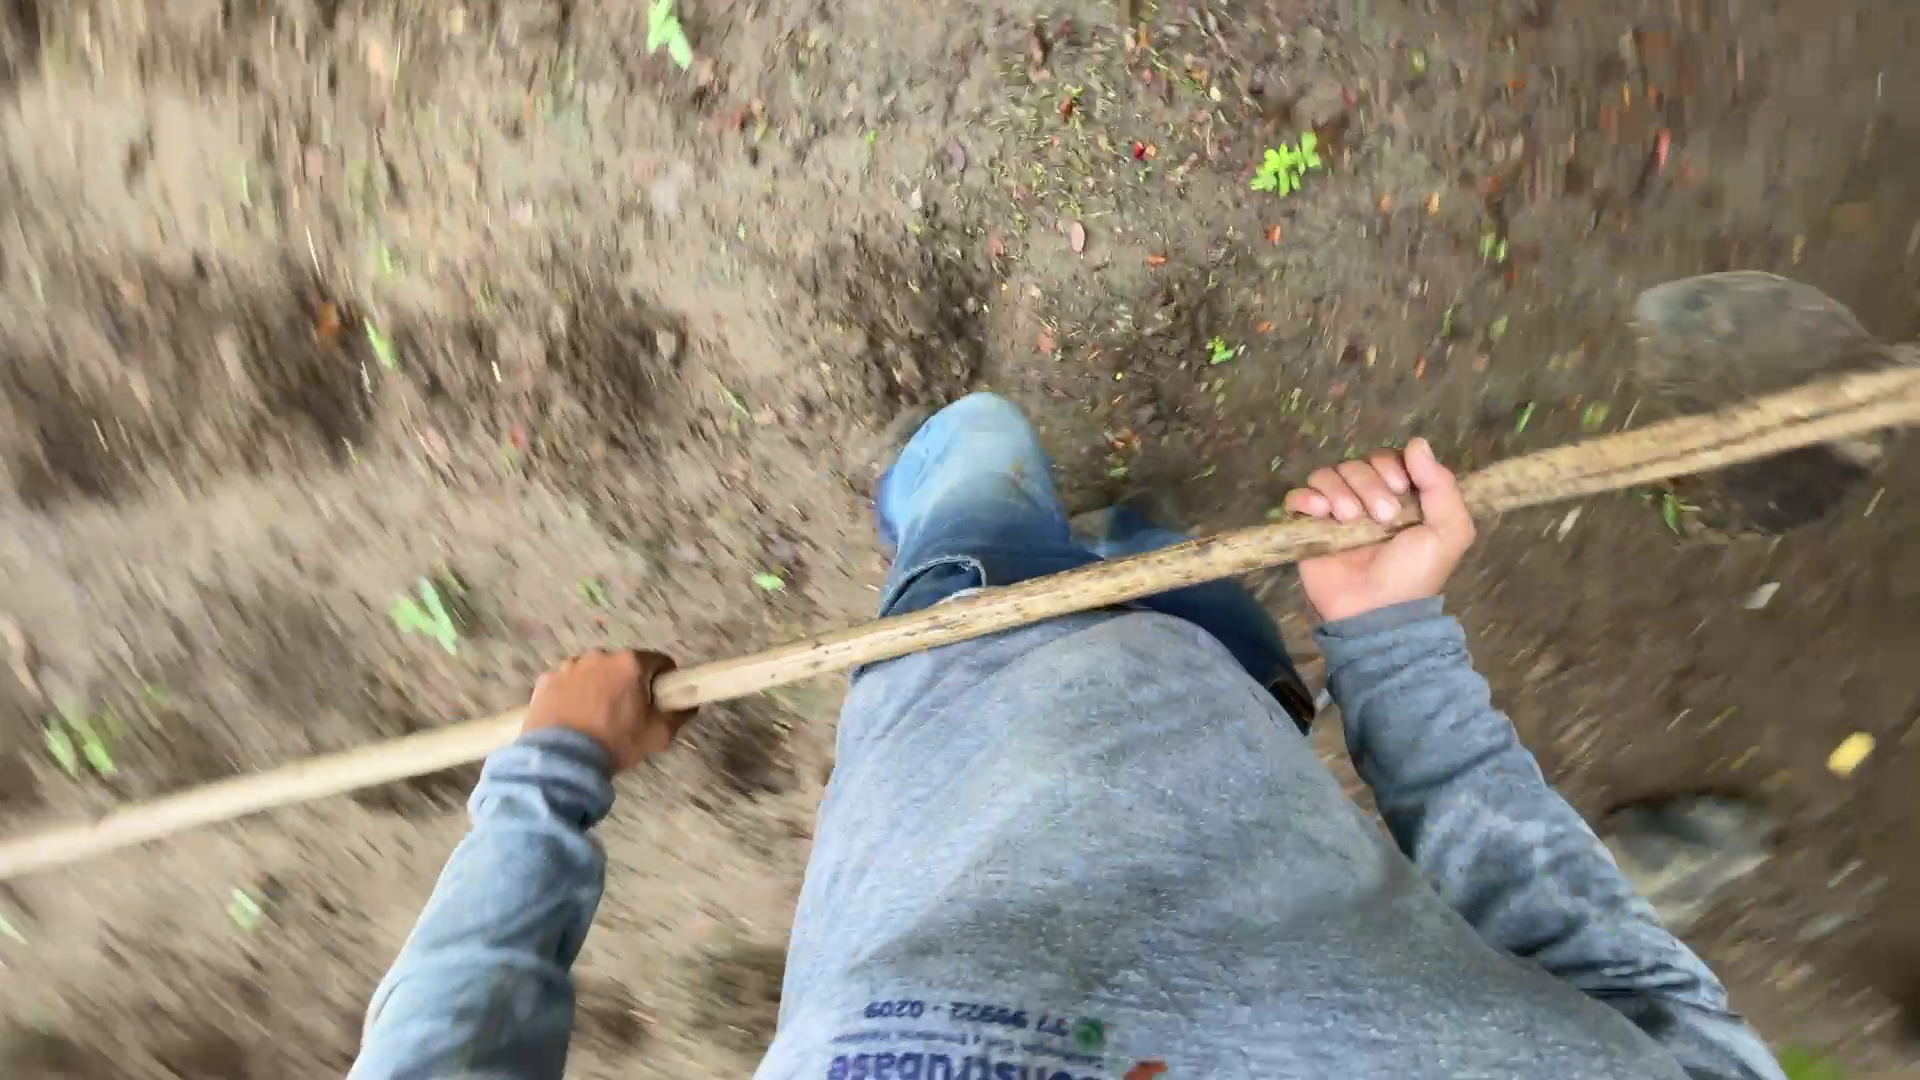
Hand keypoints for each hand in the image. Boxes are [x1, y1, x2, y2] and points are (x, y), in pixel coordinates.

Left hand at [522, 649, 690, 771]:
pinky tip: (573, 717)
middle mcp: (601, 656)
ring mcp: (570, 666)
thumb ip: (680, 715)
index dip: (665, 681)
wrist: (559, 762)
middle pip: (625, 666)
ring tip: (596, 717)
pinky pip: (568, 682)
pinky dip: (573, 694)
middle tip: (628, 713)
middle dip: (629, 683)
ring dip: (600, 686)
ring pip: (595, 672)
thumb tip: (690, 705)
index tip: (660, 701)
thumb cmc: (615, 742)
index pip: (660, 662)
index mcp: (632, 663)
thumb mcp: (659, 734)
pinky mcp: (546, 681)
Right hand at [1282, 438, 1475, 622]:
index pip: (1387, 458)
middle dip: (1367, 484)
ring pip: (1326, 476)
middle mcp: (1364, 498)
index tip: (1400, 489)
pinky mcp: (1307, 527)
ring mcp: (1333, 512)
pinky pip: (1297, 497)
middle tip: (1379, 517)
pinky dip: (1305, 498)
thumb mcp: (1448, 532)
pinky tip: (1319, 514)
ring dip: (1338, 491)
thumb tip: (1417, 442)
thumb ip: (1441, 486)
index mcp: (1399, 496)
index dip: (1389, 467)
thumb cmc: (1413, 574)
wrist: (1375, 611)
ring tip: (1347, 519)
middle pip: (1356, 464)